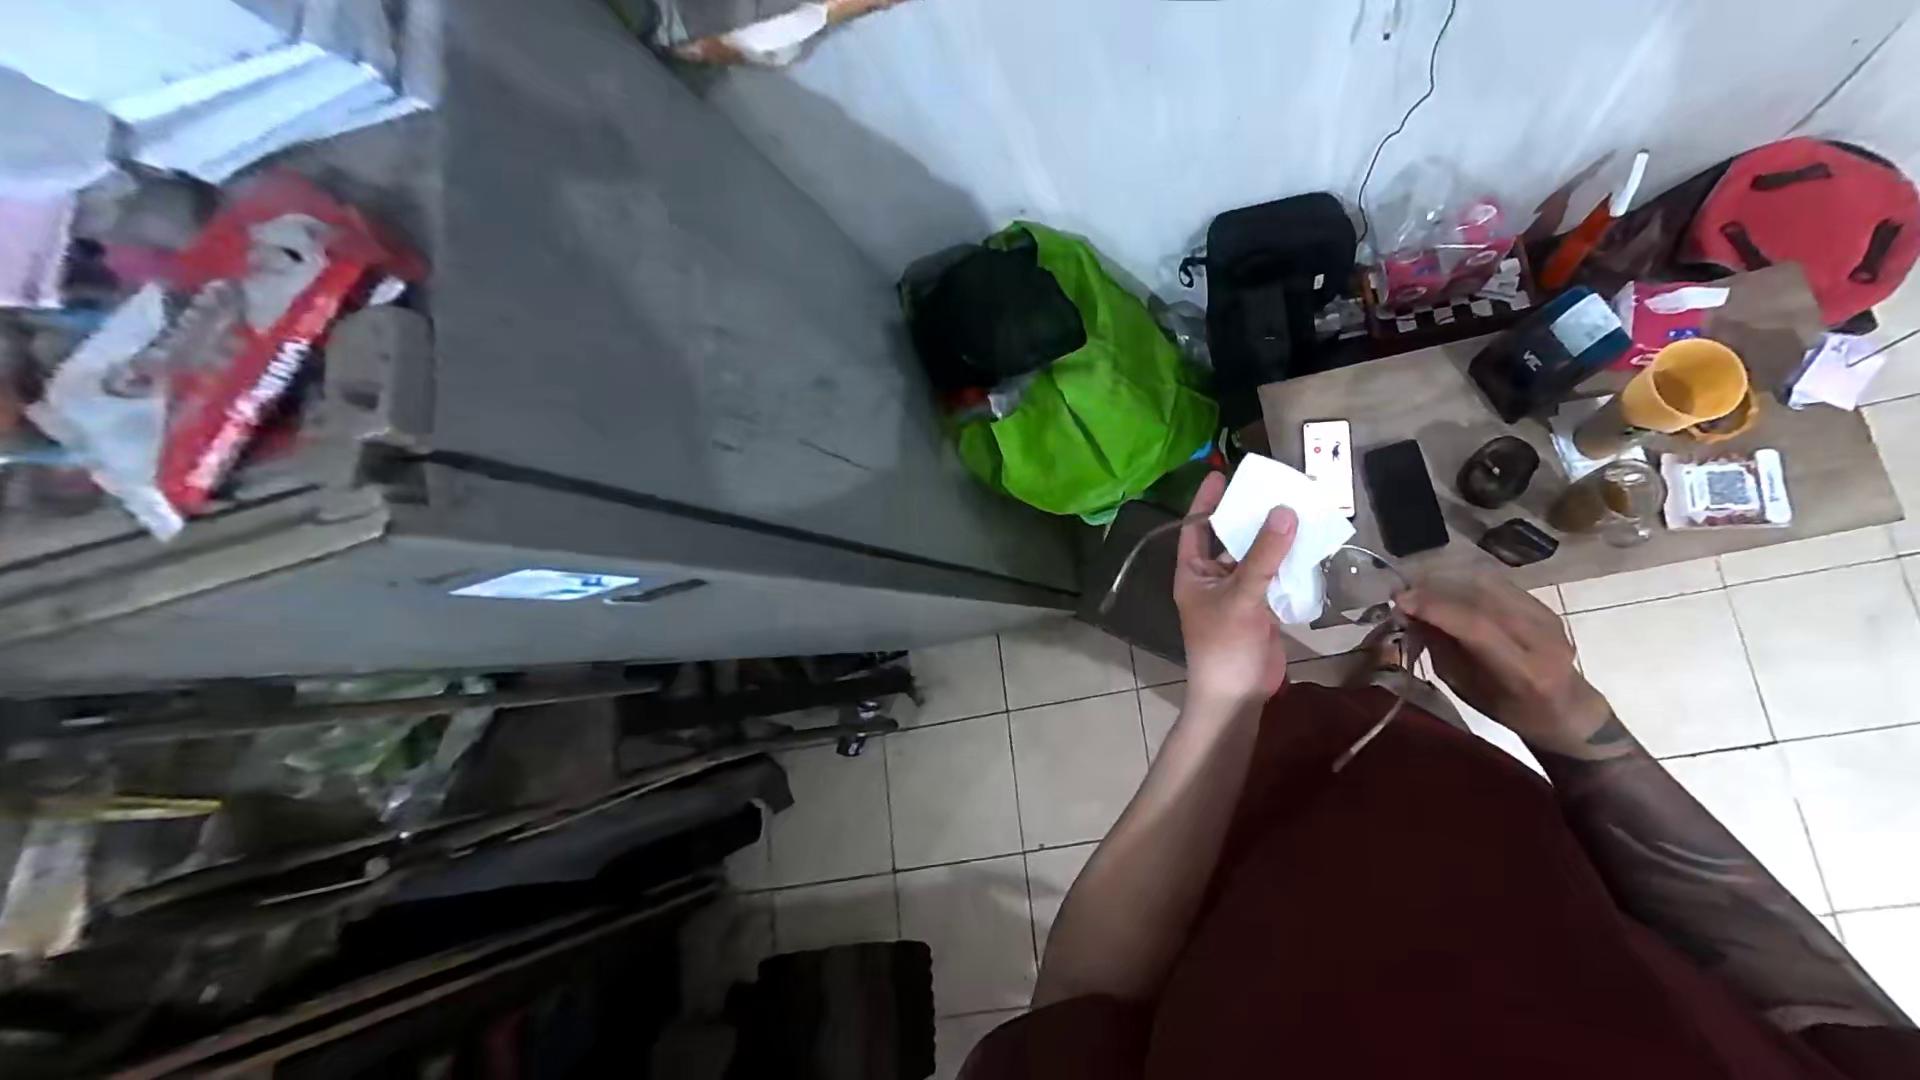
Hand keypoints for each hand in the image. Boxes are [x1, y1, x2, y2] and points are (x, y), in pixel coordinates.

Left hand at [1173, 472, 1297, 714]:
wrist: (1237, 692)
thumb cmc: (1223, 644)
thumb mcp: (1240, 596)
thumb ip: (1262, 556)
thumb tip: (1283, 512)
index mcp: (1192, 572)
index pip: (1195, 528)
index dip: (1206, 501)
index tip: (1221, 473)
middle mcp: (1212, 577)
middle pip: (1229, 538)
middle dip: (1248, 515)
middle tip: (1272, 486)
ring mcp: (1237, 591)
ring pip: (1255, 555)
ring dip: (1273, 536)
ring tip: (1296, 505)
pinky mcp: (1261, 605)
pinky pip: (1274, 573)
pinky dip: (1289, 560)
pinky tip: (1308, 541)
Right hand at [1396, 573, 1616, 756]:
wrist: (1563, 707)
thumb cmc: (1505, 706)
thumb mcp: (1462, 684)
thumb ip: (1438, 646)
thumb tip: (1408, 614)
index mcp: (1522, 669)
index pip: (1475, 624)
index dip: (1433, 607)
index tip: (1398, 601)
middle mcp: (1541, 637)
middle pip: (1479, 597)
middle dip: (1433, 590)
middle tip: (1402, 594)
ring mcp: (1546, 618)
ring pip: (1487, 585)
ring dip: (1446, 582)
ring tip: (1419, 590)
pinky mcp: (1543, 606)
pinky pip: (1497, 585)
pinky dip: (1464, 583)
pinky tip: (1445, 590)